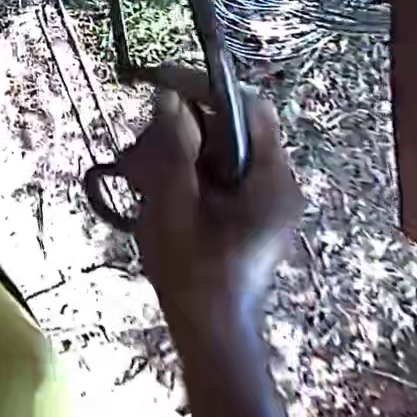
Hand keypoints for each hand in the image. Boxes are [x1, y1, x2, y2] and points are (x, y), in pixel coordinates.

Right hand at [120, 64, 302, 321]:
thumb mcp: (175, 205)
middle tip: (142, 148)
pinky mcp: (245, 206)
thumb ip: (174, 148)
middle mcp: (274, 181)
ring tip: (142, 177)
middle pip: (227, 125)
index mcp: (271, 180)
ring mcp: (260, 195)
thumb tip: (168, 96)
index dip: (204, 87)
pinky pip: (212, 167)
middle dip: (180, 127)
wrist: (210, 332)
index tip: (161, 84)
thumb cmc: (194, 273)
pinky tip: (156, 190)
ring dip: (174, 150)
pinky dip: (182, 169)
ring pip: (214, 145)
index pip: (248, 106)